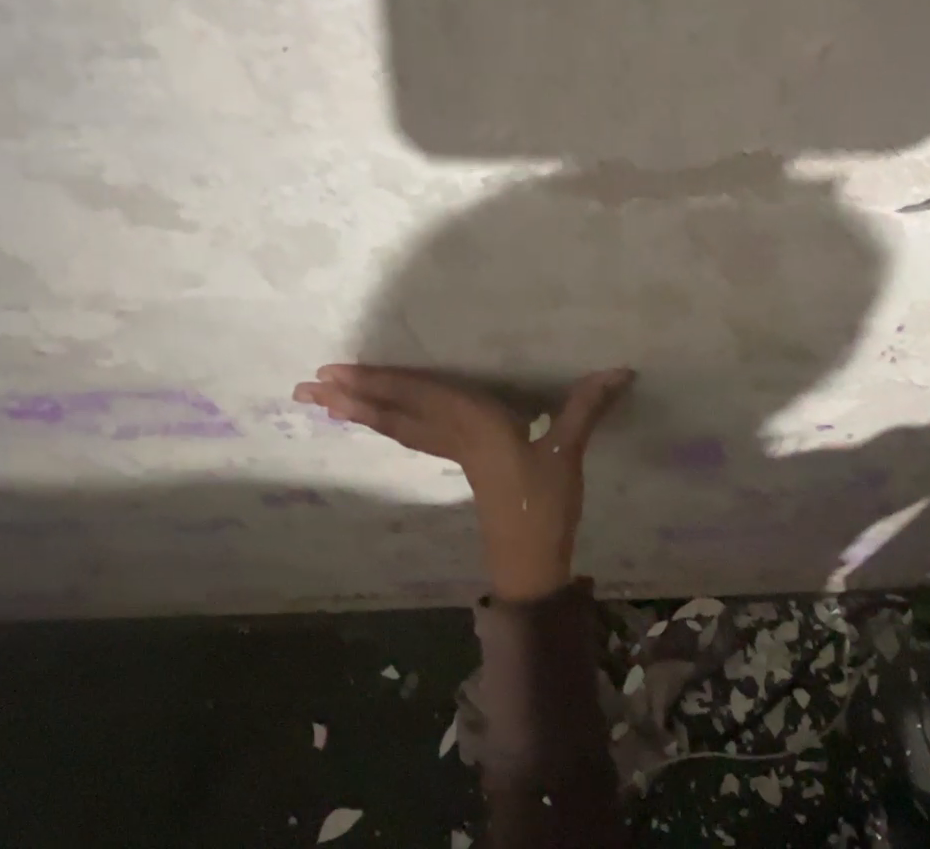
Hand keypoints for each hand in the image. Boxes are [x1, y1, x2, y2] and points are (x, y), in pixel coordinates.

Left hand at [292, 365, 635, 600]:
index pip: (421, 397)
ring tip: (325, 402)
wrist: (533, 560)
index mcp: (477, 426)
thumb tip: (623, 368)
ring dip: (364, 412)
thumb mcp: (568, 452)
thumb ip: (587, 406)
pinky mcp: (465, 466)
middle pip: (399, 412)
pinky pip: (418, 438)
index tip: (336, 373)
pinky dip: (393, 425)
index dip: (380, 382)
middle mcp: (457, 436)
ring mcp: (457, 453)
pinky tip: (383, 421)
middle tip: (306, 386)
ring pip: (402, 427)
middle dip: (355, 398)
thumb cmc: (547, 504)